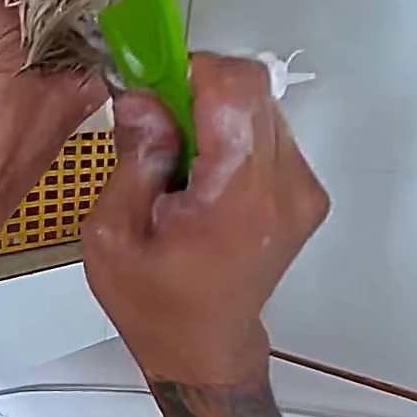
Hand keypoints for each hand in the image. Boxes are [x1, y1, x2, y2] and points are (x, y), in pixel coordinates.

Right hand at [82, 56, 329, 384]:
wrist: (202, 346)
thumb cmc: (155, 306)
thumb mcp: (113, 235)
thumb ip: (134, 157)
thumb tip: (142, 96)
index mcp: (237, 201)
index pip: (235, 89)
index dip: (188, 70)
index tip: (150, 85)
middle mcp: (285, 190)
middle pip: (251, 90)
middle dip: (195, 92)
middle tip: (154, 128)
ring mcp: (302, 191)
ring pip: (260, 106)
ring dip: (212, 116)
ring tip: (177, 165)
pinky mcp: (303, 193)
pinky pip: (268, 132)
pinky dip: (229, 136)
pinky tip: (200, 177)